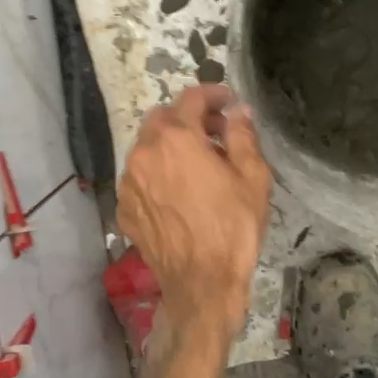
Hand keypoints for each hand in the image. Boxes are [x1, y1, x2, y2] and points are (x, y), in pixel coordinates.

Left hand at [118, 85, 273, 346]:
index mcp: (177, 138)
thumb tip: (239, 111)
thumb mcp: (252, 176)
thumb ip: (242, 135)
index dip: (214, 93)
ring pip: (148, 146)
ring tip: (199, 164)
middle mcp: (145, 153)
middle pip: (163, 117)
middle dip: (190, 117)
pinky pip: (140, 176)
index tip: (230, 102)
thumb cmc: (233, 227)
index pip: (191, 97)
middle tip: (217, 133)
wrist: (202, 284)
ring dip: (171, 144)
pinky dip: (159, 171)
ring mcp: (129, 182)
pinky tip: (181, 191)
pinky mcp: (125, 208)